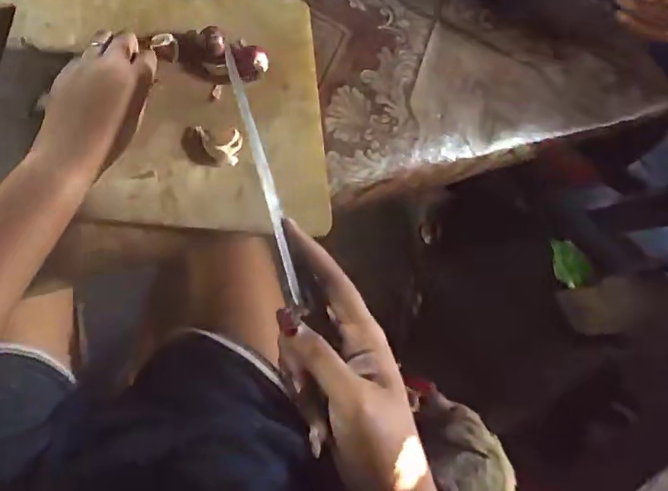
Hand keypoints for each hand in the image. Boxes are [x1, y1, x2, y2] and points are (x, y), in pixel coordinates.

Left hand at [26, 31, 156, 180]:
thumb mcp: (135, 119)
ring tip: (104, 64)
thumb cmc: (108, 144)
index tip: (144, 68)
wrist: (66, 154)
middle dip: (128, 46)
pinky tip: (84, 79)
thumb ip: (140, 93)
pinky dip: (87, 62)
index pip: (148, 54)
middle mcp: (111, 63)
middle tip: (126, 61)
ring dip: (107, 47)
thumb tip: (142, 79)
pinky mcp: (66, 69)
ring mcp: (86, 63)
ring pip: (101, 38)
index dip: (147, 61)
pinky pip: (82, 56)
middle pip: (125, 37)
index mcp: (134, 77)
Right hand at [277, 219, 433, 490]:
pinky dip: (301, 398)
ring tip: (318, 418)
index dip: (312, 252)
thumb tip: (285, 316)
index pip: (335, 282)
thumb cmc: (382, 443)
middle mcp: (351, 342)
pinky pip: (299, 375)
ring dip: (299, 382)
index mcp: (365, 336)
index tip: (289, 223)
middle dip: (297, 348)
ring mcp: (339, 366)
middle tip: (305, 388)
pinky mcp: (328, 387)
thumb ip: (318, 356)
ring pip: (299, 349)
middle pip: (308, 318)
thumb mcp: (350, 399)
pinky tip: (317, 430)